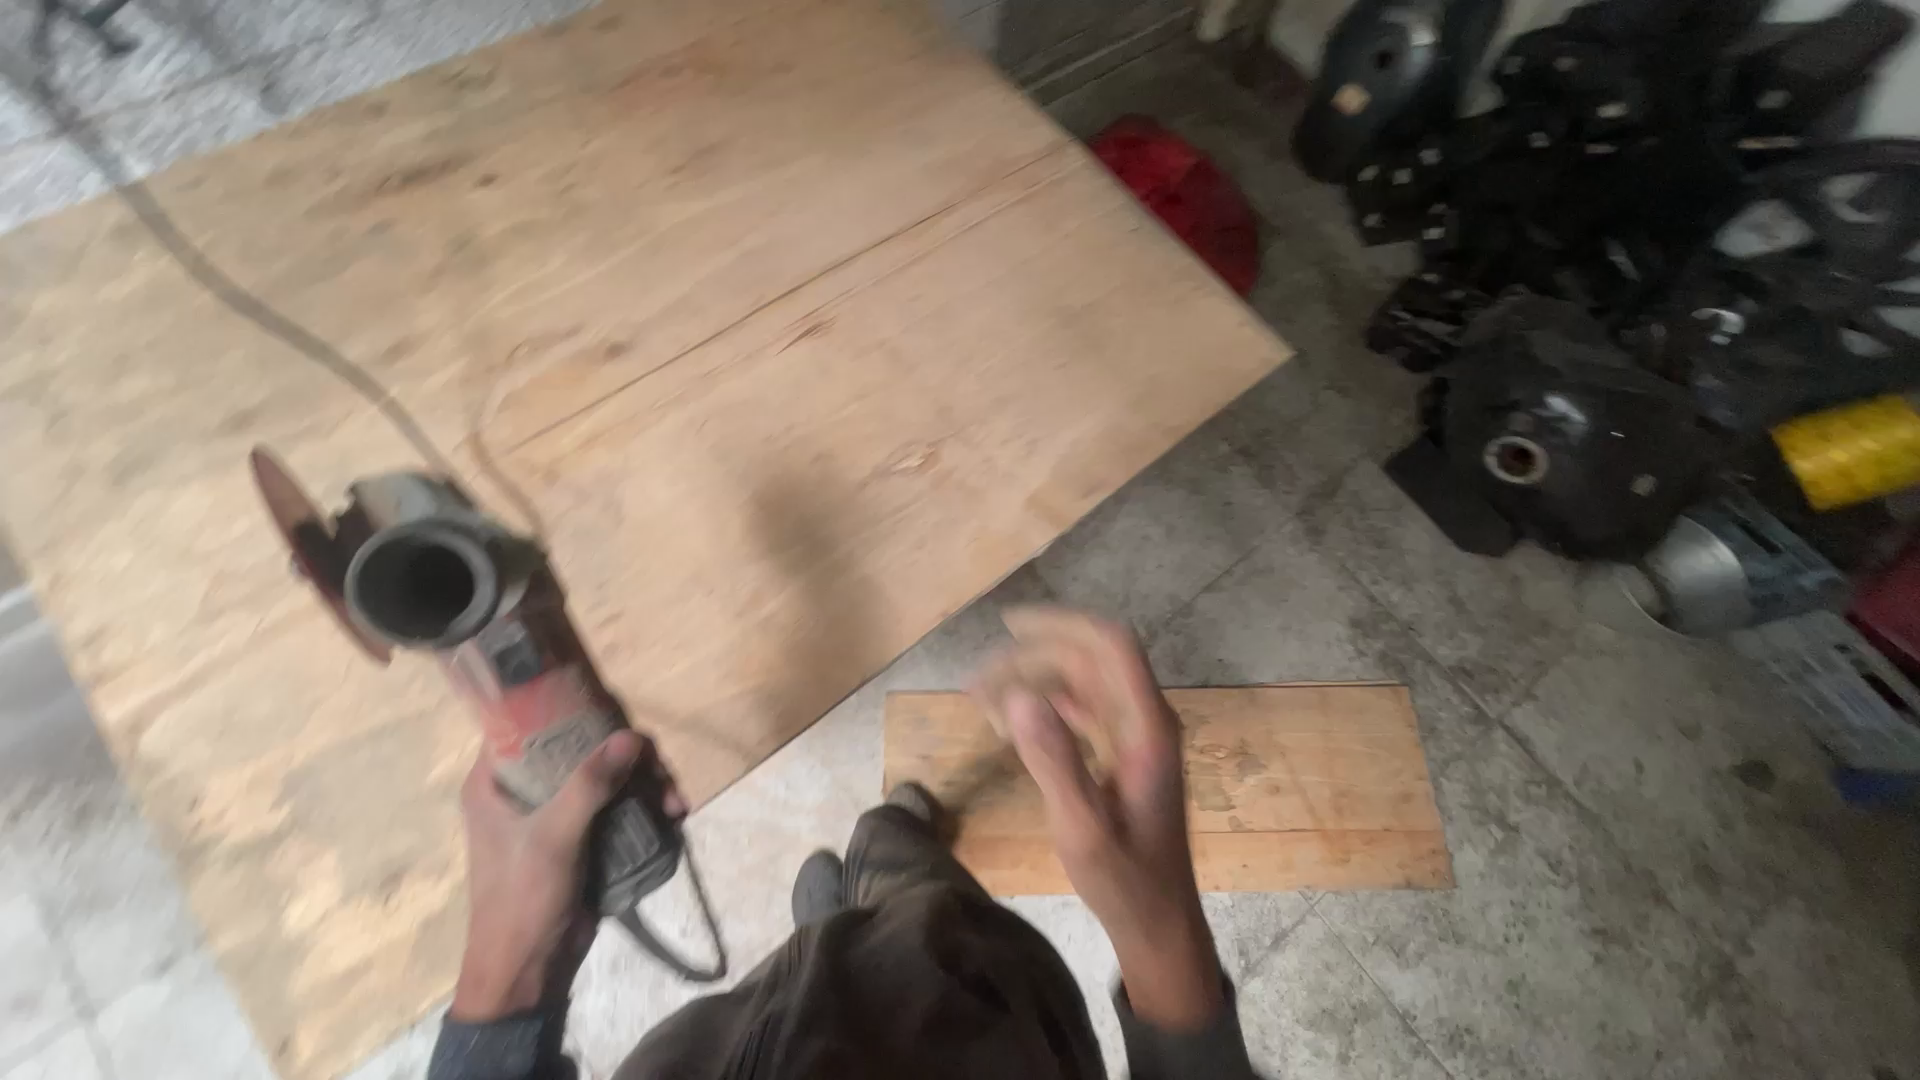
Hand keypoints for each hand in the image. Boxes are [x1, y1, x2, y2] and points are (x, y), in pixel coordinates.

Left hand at [449, 731, 684, 1021]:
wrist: (528, 973)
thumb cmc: (522, 900)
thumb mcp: (554, 838)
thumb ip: (589, 785)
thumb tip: (632, 736)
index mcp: (495, 783)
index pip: (530, 724)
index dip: (571, 710)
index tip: (612, 709)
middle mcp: (524, 788)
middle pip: (583, 747)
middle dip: (628, 755)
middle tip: (660, 771)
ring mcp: (556, 810)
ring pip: (607, 773)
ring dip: (646, 782)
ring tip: (675, 804)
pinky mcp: (583, 832)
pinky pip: (618, 801)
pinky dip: (646, 803)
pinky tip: (672, 815)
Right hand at [973, 607, 1222, 1030]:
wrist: (1158, 924)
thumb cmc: (1125, 881)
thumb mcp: (1082, 827)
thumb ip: (1054, 760)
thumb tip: (1018, 697)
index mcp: (1147, 727)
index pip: (1111, 646)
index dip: (1062, 625)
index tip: (1009, 625)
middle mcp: (1145, 719)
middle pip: (1088, 659)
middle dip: (1031, 659)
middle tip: (978, 682)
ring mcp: (1135, 734)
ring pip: (1080, 682)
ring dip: (1033, 682)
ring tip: (982, 699)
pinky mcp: (1121, 751)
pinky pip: (1080, 710)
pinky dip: (1044, 708)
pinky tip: (1009, 723)